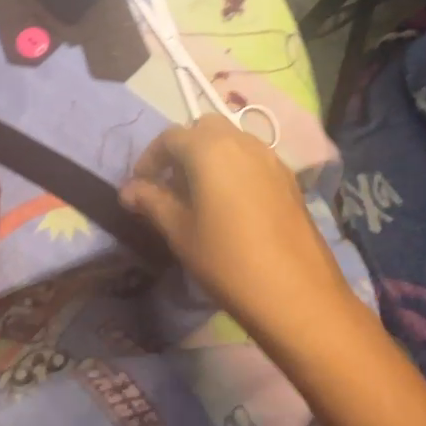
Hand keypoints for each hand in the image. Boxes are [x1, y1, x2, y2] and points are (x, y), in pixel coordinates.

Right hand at [120, 116, 353, 334]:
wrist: (297, 295)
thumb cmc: (227, 260)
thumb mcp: (179, 231)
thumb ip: (151, 202)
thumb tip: (128, 190)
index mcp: (210, 148)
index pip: (170, 138)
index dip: (150, 159)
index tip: (140, 186)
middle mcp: (242, 142)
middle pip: (204, 129)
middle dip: (183, 150)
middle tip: (171, 185)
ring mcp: (271, 159)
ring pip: (232, 142)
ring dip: (209, 157)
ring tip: (199, 197)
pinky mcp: (289, 180)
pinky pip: (253, 160)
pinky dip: (235, 169)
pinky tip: (231, 207)